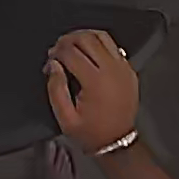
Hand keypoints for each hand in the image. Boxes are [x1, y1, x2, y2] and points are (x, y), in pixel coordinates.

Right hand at [45, 29, 138, 153]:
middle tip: (58, 48)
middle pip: (87, 39)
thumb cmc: (91, 132)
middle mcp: (111, 70)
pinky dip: (99, 42)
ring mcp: (123, 67)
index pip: (71, 53)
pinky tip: (89, 50)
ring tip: (72, 43)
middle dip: (68, 39)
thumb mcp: (66, 118)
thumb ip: (56, 89)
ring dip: (84, 35)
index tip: (50, 59)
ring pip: (102, 36)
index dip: (56, 53)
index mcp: (95, 81)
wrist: (117, 142)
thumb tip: (53, 65)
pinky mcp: (128, 69)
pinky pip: (113, 45)